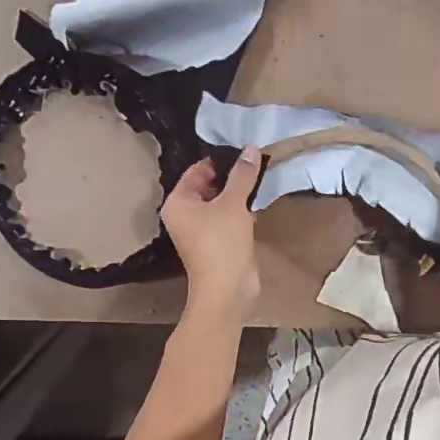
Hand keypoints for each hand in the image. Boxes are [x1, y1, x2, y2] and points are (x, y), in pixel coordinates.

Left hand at [162, 148, 261, 322]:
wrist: (227, 290)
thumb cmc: (222, 243)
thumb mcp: (232, 204)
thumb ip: (242, 175)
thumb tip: (250, 148)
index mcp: (178, 203)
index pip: (196, 170)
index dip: (218, 159)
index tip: (243, 149)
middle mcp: (185, 215)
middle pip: (208, 186)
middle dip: (231, 176)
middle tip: (255, 159)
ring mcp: (202, 230)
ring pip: (221, 203)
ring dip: (238, 193)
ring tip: (261, 174)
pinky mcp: (219, 242)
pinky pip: (229, 218)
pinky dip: (242, 210)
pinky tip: (259, 200)